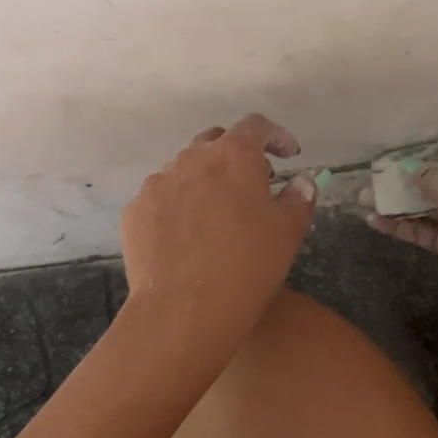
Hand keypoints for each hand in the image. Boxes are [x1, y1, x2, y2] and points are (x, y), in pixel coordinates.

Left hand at [120, 114, 316, 343]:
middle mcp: (191, 159)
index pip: (256, 126)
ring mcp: (157, 184)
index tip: (289, 156)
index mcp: (233, 155)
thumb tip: (303, 180)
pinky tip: (188, 238)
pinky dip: (179, 208)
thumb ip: (298, 197)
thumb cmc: (247, 265)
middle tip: (254, 185)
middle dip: (237, 156)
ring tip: (218, 215)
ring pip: (185, 170)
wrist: (183, 311)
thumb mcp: (288, 231)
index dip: (276, 137)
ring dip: (205, 182)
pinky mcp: (135, 211)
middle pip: (216, 142)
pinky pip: (162, 200)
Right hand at [366, 156, 437, 312]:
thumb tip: (413, 171)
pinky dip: (400, 226)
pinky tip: (374, 220)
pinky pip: (423, 232)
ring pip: (427, 209)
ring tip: (364, 198)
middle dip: (407, 182)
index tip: (401, 158)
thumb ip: (434, 179)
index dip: (431, 158)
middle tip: (374, 178)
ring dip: (398, 204)